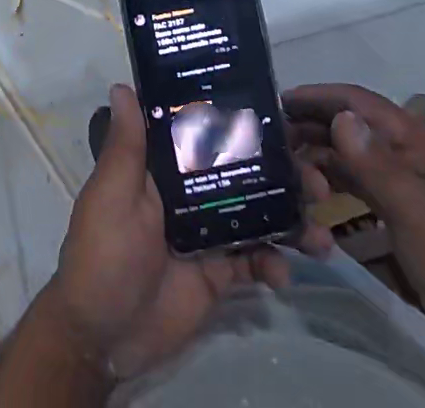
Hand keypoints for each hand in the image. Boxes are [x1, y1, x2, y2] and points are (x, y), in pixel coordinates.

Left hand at [51, 85, 329, 377]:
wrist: (103, 338)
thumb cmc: (105, 254)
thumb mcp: (112, 194)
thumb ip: (126, 145)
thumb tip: (122, 86)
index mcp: (171, 168)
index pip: (216, 134)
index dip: (252, 124)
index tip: (290, 118)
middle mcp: (197, 192)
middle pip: (252, 172)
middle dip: (290, 174)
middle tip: (320, 182)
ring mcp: (213, 230)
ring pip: (264, 213)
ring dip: (295, 220)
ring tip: (320, 235)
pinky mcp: (222, 269)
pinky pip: (257, 259)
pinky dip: (275, 264)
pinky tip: (282, 274)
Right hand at [284, 84, 424, 341]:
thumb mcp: (415, 209)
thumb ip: (376, 164)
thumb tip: (339, 117)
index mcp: (417, 139)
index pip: (361, 102)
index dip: (320, 96)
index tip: (280, 100)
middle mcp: (411, 149)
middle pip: (356, 124)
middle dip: (316, 123)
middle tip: (272, 136)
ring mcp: (409, 176)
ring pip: (357, 151)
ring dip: (324, 150)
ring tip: (285, 158)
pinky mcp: (406, 203)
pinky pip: (364, 179)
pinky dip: (338, 177)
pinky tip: (315, 185)